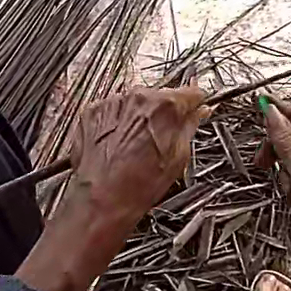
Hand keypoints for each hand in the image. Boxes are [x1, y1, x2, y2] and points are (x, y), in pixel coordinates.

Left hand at [18, 86, 210, 290]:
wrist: (103, 197)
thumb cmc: (137, 184)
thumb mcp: (179, 157)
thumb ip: (190, 127)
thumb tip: (197, 114)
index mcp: (165, 105)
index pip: (191, 93)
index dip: (195, 104)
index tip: (196, 108)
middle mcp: (138, 98)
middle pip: (160, 97)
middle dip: (163, 114)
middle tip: (162, 139)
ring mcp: (113, 103)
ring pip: (135, 104)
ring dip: (138, 119)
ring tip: (137, 147)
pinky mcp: (93, 111)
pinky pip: (112, 111)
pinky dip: (116, 124)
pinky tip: (119, 145)